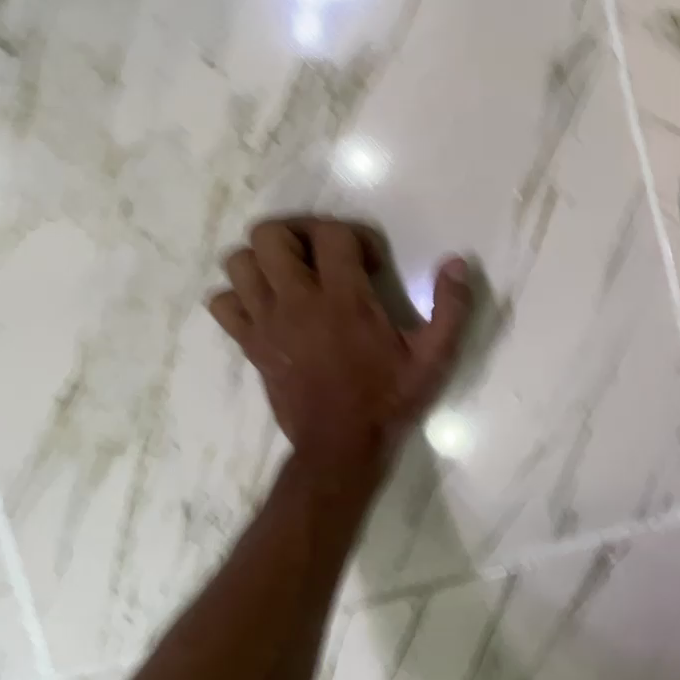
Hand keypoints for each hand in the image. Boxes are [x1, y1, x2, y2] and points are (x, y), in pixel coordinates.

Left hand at [208, 217, 473, 470]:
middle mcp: (297, 302)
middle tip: (325, 258)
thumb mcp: (434, 356)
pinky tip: (270, 309)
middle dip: (299, 235)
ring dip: (265, 261)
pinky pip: (222, 303)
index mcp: (344, 299)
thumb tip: (457, 263)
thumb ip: (451, 307)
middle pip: (269, 235)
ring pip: (239, 262)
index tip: (371, 264)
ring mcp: (266, 323)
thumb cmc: (390, 398)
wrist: (342, 446)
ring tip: (296, 278)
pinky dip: (240, 296)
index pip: (330, 234)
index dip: (354, 235)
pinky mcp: (250, 344)